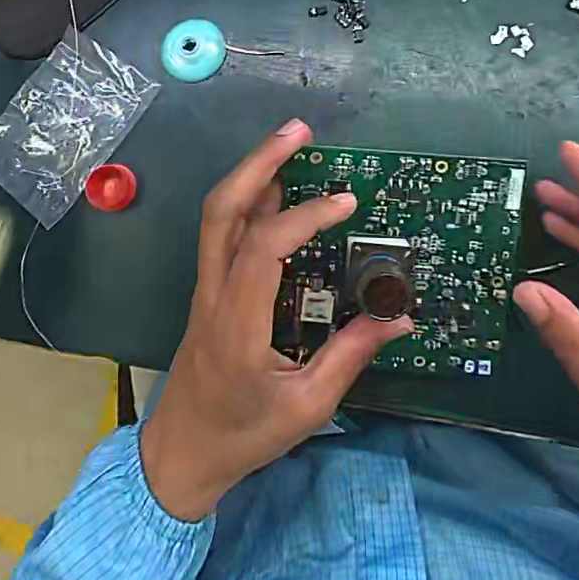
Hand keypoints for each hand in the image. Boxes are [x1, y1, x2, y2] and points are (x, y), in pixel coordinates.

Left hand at [139, 119, 412, 520]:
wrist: (181, 449)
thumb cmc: (241, 433)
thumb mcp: (306, 407)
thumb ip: (349, 356)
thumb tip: (397, 316)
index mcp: (237, 322)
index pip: (264, 248)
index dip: (304, 217)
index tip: (345, 202)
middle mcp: (213, 290)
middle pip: (224, 209)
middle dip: (258, 162)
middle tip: (298, 130)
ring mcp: (206, 284)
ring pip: (218, 213)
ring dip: (251, 172)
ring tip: (289, 142)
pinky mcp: (209, 286)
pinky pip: (224, 231)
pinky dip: (249, 200)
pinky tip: (275, 187)